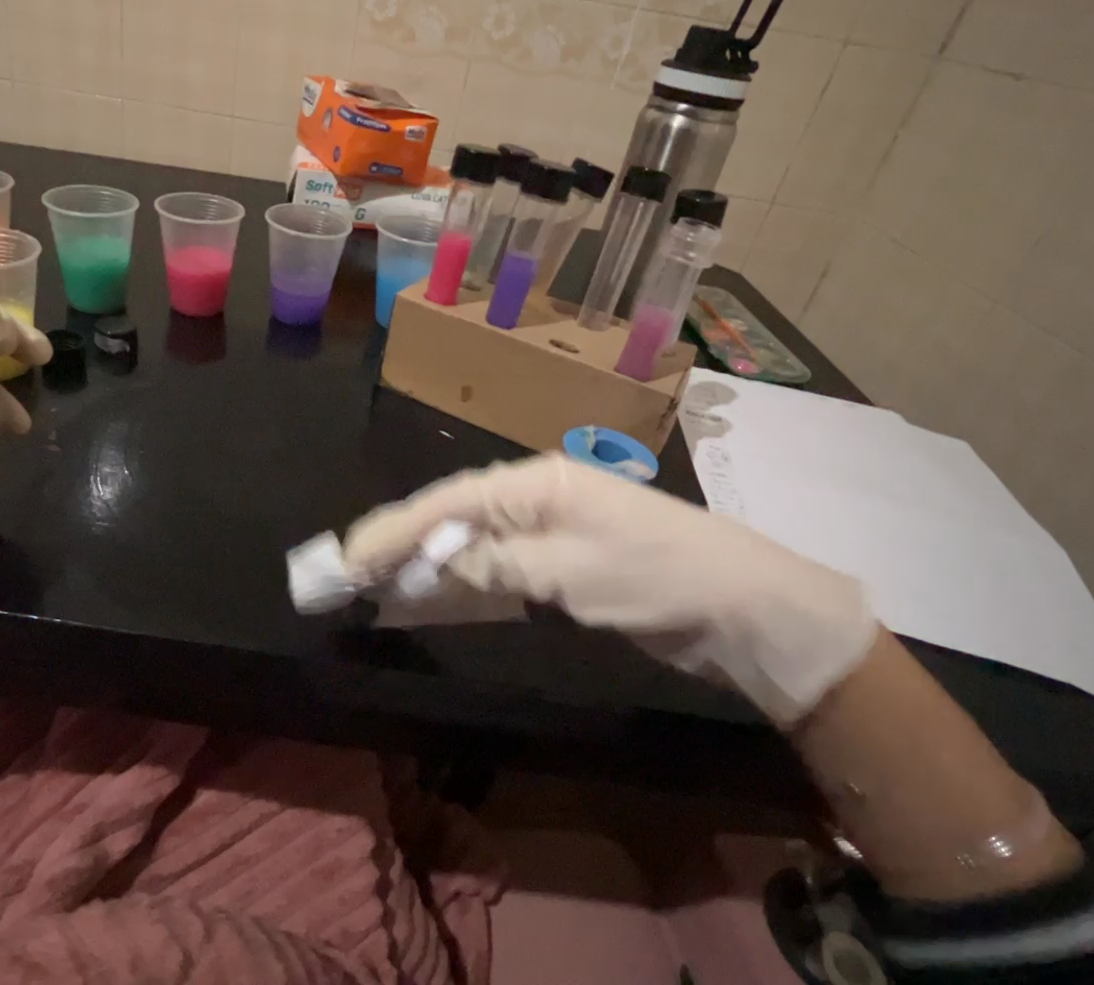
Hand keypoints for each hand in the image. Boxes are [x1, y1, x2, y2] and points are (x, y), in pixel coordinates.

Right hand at [342, 454, 878, 723]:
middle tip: (350, 575)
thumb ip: (497, 565)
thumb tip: (437, 563)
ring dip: (426, 571)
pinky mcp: (563, 571)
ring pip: (471, 550)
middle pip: (454, 521)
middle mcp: (537, 500)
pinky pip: (498, 576)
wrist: (745, 609)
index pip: (450, 501)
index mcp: (537, 484)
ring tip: (375, 591)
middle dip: (402, 547)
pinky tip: (430, 603)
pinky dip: (463, 590)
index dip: (395, 529)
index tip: (348, 557)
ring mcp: (550, 536)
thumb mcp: (570, 571)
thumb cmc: (656, 578)